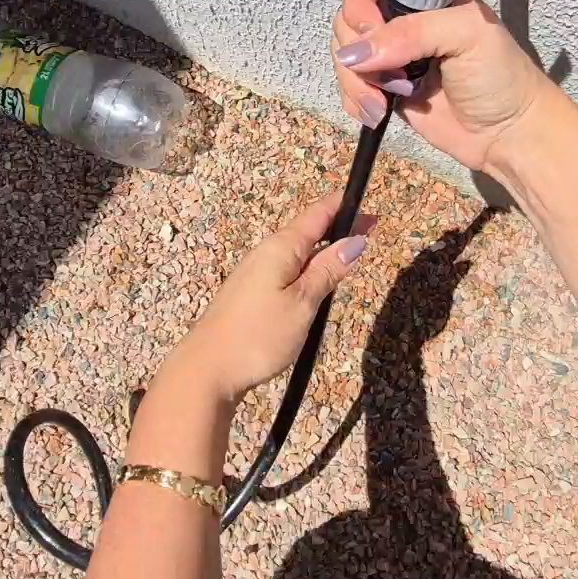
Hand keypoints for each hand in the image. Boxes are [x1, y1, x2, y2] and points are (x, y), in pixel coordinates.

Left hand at [165, 191, 374, 403]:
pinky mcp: (252, 293)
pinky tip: (317, 283)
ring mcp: (257, 273)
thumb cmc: (258, 335)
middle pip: (308, 231)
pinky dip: (308, 269)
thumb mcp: (303, 303)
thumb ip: (328, 271)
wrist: (208, 369)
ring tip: (349, 256)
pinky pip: (287, 270)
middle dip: (338, 229)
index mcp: (281, 247)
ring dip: (324, 251)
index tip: (370, 210)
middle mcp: (267, 252)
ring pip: (298, 253)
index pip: (318, 214)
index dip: (345, 208)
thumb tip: (354, 242)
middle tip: (369, 231)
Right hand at [331, 0, 554, 171]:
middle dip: (358, 51)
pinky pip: (349, 88)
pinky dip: (355, 101)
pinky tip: (378, 113)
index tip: (374, 31)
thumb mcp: (467, 35)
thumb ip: (412, 33)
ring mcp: (391, 56)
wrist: (507, 133)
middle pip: (347, 20)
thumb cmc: (499, 75)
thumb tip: (355, 54)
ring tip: (384, 103)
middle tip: (390, 74)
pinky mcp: (385, 89)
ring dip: (356, 83)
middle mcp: (402, 20)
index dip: (359, 3)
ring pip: (343, 57)